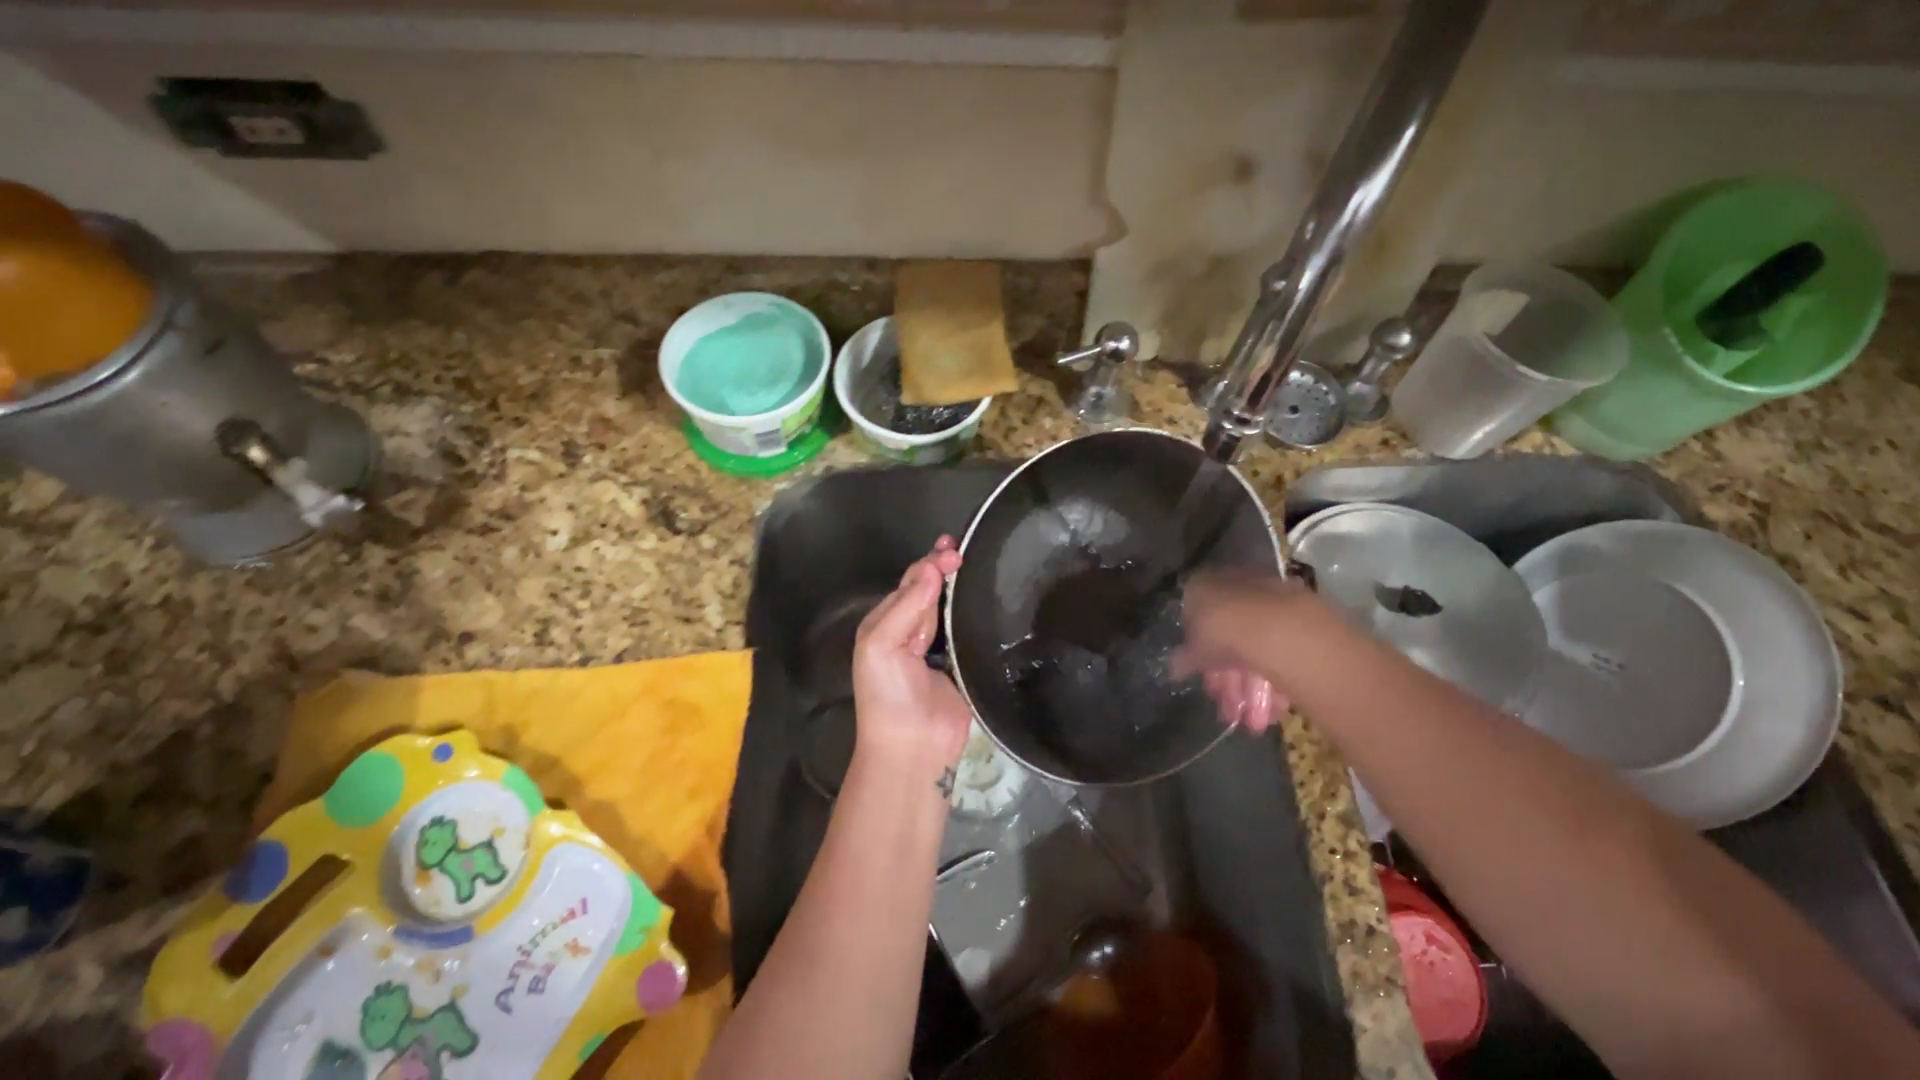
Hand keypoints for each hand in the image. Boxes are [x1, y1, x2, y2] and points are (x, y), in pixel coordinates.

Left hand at [852, 536, 972, 788]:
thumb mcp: (882, 645)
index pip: (909, 584)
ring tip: (981, 564)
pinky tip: (994, 601)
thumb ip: (906, 607)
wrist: (912, 747)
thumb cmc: (888, 695)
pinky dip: (979, 618)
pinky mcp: (964, 667)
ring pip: (952, 610)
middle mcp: (911, 632)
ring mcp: (939, 650)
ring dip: (963, 590)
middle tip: (966, 550)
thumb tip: (932, 570)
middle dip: (945, 569)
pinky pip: (971, 635)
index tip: (953, 550)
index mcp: (886, 624)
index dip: (929, 564)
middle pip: (931, 592)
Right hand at [1176, 571, 1311, 735]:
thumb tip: (1176, 666)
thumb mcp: (1195, 646)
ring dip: (1251, 694)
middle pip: (1232, 643)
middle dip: (1229, 683)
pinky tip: (1271, 714)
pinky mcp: (1303, 633)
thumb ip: (1186, 657)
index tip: (1201, 679)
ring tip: (1252, 723)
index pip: (1201, 619)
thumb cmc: (1226, 630)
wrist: (1282, 631)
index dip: (1199, 654)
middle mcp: (1246, 592)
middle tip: (1229, 712)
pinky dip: (1275, 689)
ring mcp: (1277, 611)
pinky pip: (1281, 663)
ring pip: (1258, 657)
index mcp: (1214, 584)